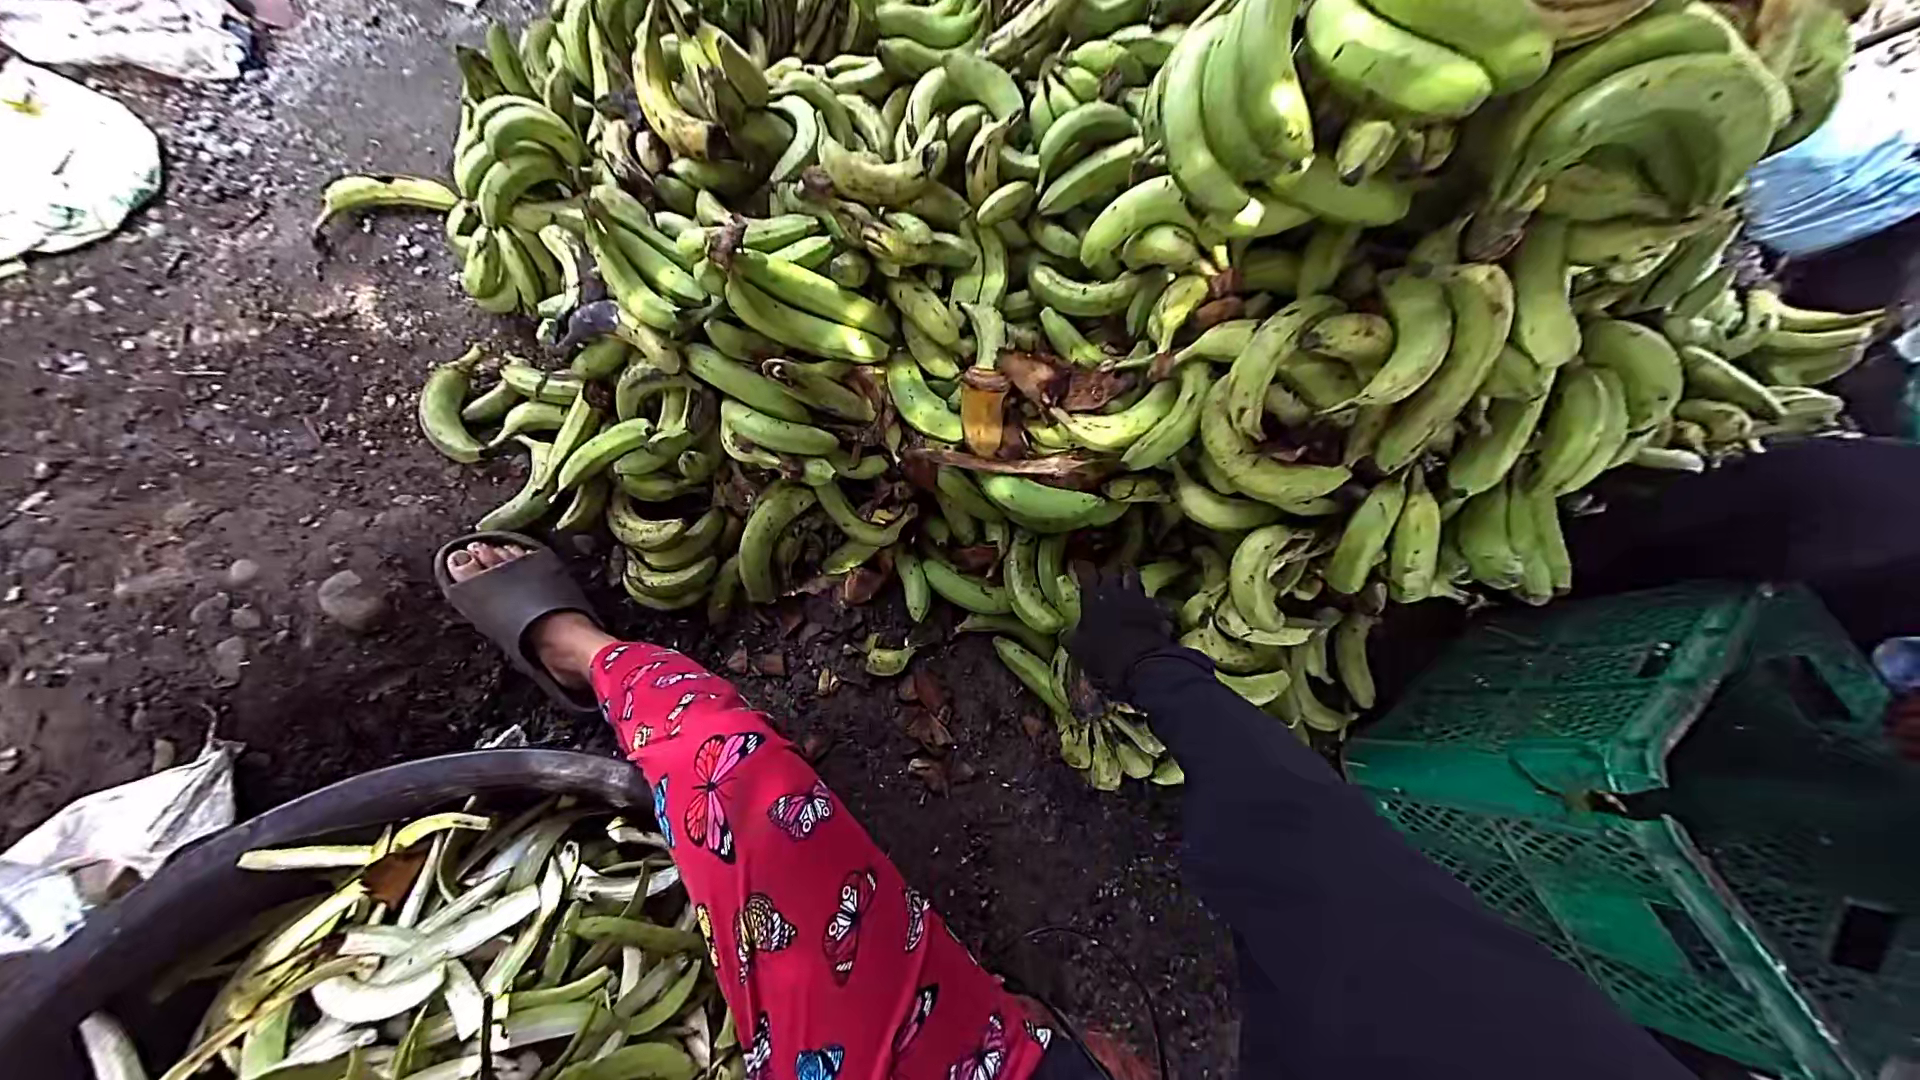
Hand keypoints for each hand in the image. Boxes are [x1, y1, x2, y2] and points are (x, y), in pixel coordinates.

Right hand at [1066, 565, 1175, 693]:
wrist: (1141, 662)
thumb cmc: (1103, 655)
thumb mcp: (1078, 649)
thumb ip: (1070, 637)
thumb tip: (1064, 632)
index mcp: (1093, 598)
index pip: (1086, 573)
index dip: (1083, 568)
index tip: (1079, 565)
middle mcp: (1115, 592)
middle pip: (1111, 571)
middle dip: (1106, 571)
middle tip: (1103, 573)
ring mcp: (1137, 598)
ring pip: (1132, 577)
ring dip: (1128, 574)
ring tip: (1126, 574)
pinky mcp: (1155, 608)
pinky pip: (1149, 596)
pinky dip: (1145, 597)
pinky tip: (1145, 601)